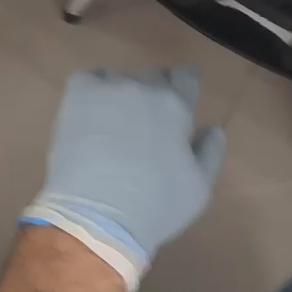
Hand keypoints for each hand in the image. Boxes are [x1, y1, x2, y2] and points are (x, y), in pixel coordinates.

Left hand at [23, 68, 226, 291]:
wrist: (98, 214)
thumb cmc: (155, 206)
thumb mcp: (199, 189)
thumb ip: (210, 153)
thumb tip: (214, 129)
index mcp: (176, 106)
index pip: (187, 77)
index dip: (186, 82)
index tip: (184, 91)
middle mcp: (144, 87)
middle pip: (153, 77)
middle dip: (155, 92)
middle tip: (148, 117)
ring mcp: (109, 88)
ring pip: (120, 79)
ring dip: (123, 94)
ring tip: (115, 121)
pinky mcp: (78, 94)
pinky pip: (89, 79)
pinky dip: (93, 90)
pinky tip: (91, 112)